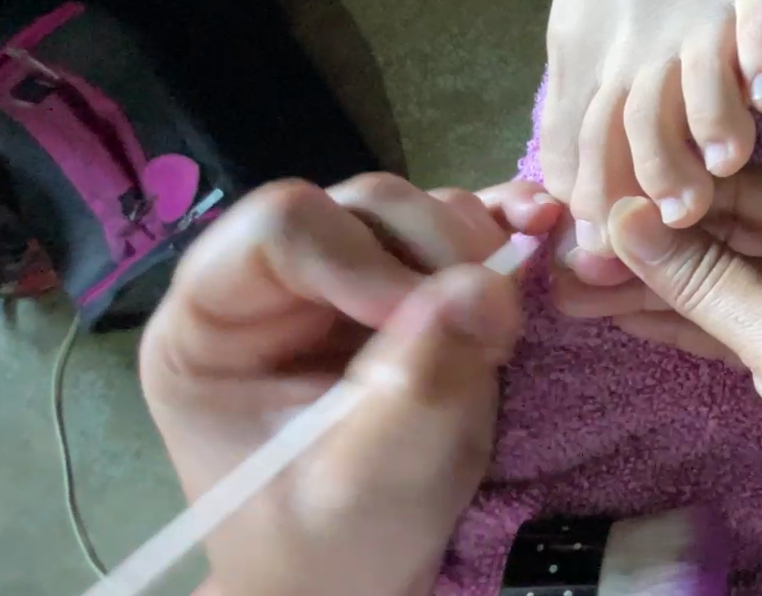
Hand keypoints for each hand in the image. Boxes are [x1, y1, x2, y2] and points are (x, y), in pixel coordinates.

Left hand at [139, 175, 562, 595]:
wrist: (371, 559)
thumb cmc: (335, 537)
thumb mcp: (367, 484)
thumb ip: (415, 389)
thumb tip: (483, 286)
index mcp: (219, 323)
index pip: (280, 228)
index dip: (358, 258)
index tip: (417, 321)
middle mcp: (288, 277)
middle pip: (370, 204)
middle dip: (440, 253)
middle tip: (483, 329)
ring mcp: (364, 265)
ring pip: (430, 205)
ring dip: (481, 251)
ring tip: (497, 331)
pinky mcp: (426, 268)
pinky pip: (477, 214)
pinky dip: (515, 217)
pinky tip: (542, 225)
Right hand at [554, 167, 761, 549]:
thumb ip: (703, 278)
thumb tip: (624, 221)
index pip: (743, 189)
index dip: (665, 203)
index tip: (588, 216)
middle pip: (727, 229)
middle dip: (652, 249)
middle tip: (567, 257)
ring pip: (724, 272)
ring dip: (655, 285)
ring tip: (571, 288)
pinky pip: (735, 310)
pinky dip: (685, 317)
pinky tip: (619, 312)